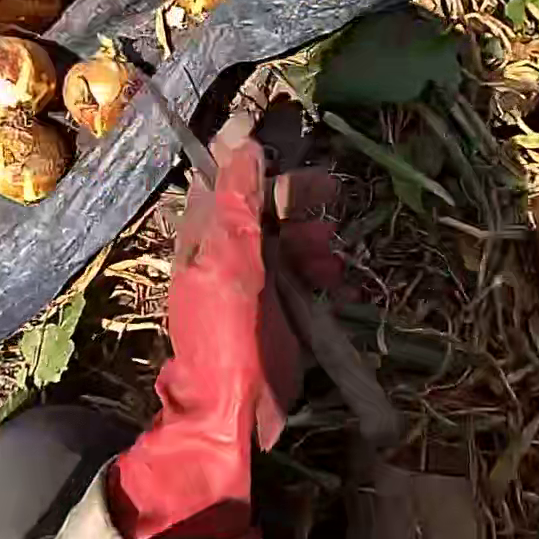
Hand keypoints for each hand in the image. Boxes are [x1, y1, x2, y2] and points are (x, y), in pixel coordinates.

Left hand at [108, 114, 328, 538]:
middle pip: (271, 198)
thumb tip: (239, 132)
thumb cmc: (222, 334)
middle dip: (300, 196)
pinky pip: (311, 263)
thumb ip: (238, 200)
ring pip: (296, 228)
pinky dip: (325, 267)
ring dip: (316, 236)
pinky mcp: (287, 295)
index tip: (279, 128)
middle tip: (330, 195)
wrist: (235, 410)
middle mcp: (233, 243)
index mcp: (207, 230)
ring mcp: (262, 270)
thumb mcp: (229, 261)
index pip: (227, 172)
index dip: (250, 150)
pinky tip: (331, 282)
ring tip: (324, 261)